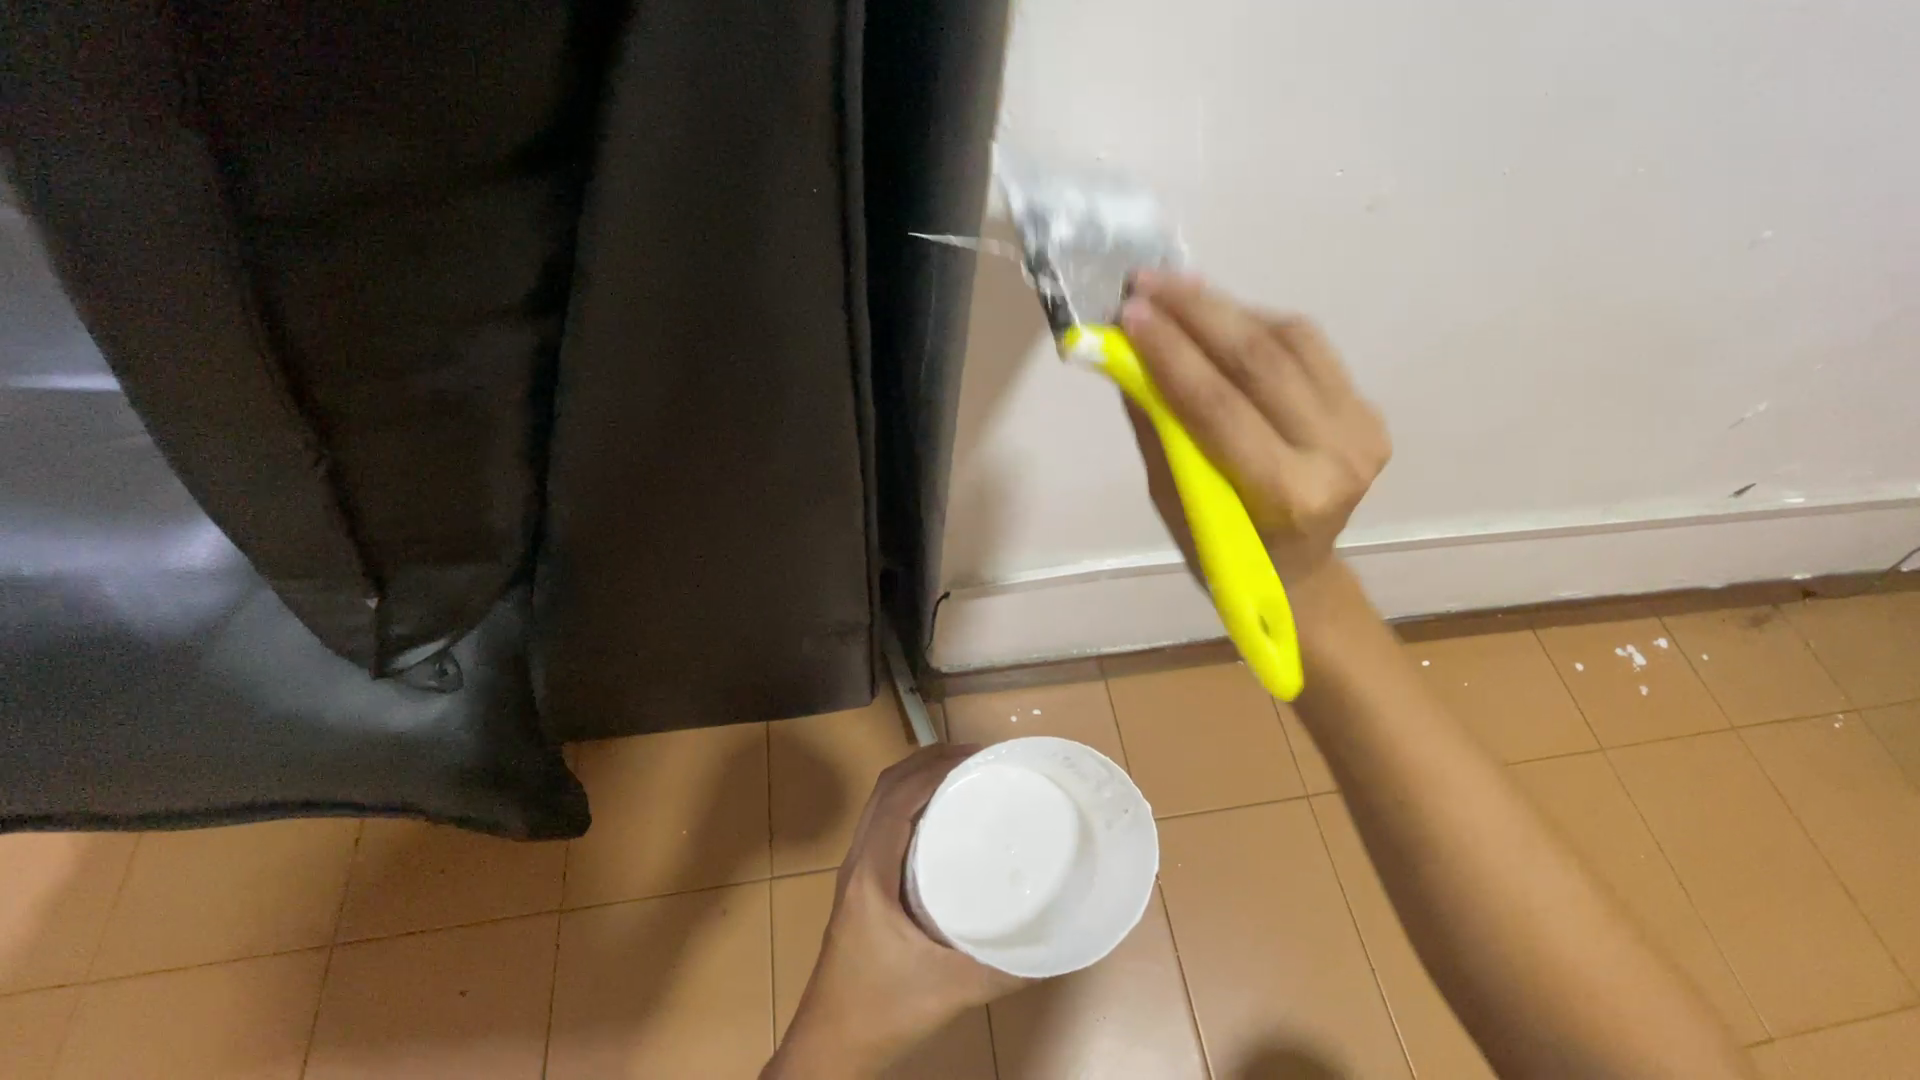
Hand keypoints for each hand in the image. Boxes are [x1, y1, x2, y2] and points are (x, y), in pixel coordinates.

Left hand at [764, 745, 1029, 1077]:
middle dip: (928, 762)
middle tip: (978, 759)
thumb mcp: (950, 991)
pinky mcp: (861, 888)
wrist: (830, 1046)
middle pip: (886, 788)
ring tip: (964, 777)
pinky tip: (943, 824)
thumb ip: (1004, 970)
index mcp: (871, 872)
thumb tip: (1055, 943)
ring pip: (881, 805)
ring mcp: (855, 874)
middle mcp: (858, 862)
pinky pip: (883, 826)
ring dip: (917, 780)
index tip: (978, 756)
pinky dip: (910, 806)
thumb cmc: (882, 1010)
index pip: (897, 797)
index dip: (934, 766)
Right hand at [1119, 273, 1390, 583]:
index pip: (1220, 407)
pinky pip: (1309, 348)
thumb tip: (1127, 357)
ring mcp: (1362, 428)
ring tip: (1174, 288)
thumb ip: (1160, 429)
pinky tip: (1218, 312)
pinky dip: (1259, 322)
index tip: (1128, 313)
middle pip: (1262, 361)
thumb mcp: (1177, 503)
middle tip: (1145, 282)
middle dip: (1196, 312)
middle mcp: (1338, 455)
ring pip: (1291, 340)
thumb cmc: (1224, 555)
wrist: (1298, 571)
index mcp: (1289, 495)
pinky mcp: (1367, 408)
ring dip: (1226, 308)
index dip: (1171, 353)